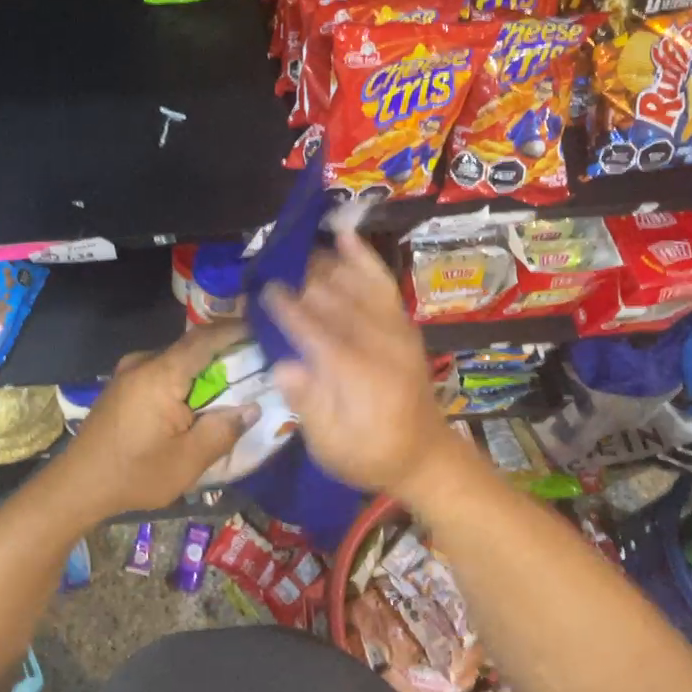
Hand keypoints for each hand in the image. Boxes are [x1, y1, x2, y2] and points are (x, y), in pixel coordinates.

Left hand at [51, 322, 257, 517]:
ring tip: (237, 382)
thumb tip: (251, 408)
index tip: (265, 330)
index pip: (205, 338)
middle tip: (259, 362)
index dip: (236, 330)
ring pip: (177, 361)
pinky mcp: (123, 386)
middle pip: (192, 348)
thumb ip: (223, 430)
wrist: (78, 485)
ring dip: (205, 369)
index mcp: (160, 374)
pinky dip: (186, 379)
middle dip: (226, 352)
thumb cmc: (135, 474)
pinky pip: (163, 372)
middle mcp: (143, 363)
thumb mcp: (188, 461)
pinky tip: (201, 399)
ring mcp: (129, 373)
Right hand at [261, 227, 465, 499]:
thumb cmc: (370, 455)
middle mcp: (379, 345)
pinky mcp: (403, 326)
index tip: (265, 290)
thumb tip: (283, 367)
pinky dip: (365, 259)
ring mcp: (395, 332)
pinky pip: (383, 285)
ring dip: (327, 266)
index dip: (290, 309)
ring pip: (358, 286)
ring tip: (298, 250)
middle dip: (304, 281)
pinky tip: (346, 235)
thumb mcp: (330, 447)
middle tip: (272, 266)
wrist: (426, 456)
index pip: (317, 332)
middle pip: (337, 301)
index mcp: (358, 376)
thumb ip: (309, 405)